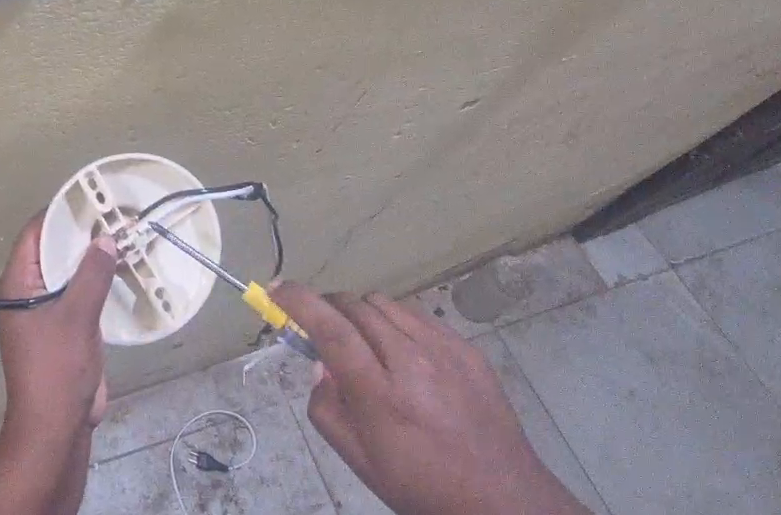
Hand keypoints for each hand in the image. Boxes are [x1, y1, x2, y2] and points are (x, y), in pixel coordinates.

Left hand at [0, 214, 118, 433]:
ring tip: (126, 236)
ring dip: (94, 259)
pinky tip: (125, 272)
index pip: (36, 232)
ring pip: (69, 273)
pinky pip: (80, 294)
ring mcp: (45, 311)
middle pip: (54, 250)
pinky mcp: (64, 328)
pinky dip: (99, 282)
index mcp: (18, 283)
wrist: (55, 426)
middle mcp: (27, 291)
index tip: (91, 197)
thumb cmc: (56, 366)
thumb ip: (92, 274)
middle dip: (83, 234)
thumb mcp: (76, 316)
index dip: (61, 213)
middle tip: (116, 214)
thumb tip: (106, 238)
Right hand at [274, 285, 589, 514]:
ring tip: (367, 345)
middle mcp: (412, 361)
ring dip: (362, 314)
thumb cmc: (421, 484)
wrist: (504, 501)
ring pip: (383, 303)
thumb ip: (325, 406)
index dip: (298, 301)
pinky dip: (397, 323)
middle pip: (354, 306)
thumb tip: (320, 363)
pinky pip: (417, 314)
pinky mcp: (467, 347)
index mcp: (381, 395)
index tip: (276, 288)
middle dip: (328, 308)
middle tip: (323, 330)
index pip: (331, 329)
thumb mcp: (358, 459)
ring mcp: (444, 349)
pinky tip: (405, 355)